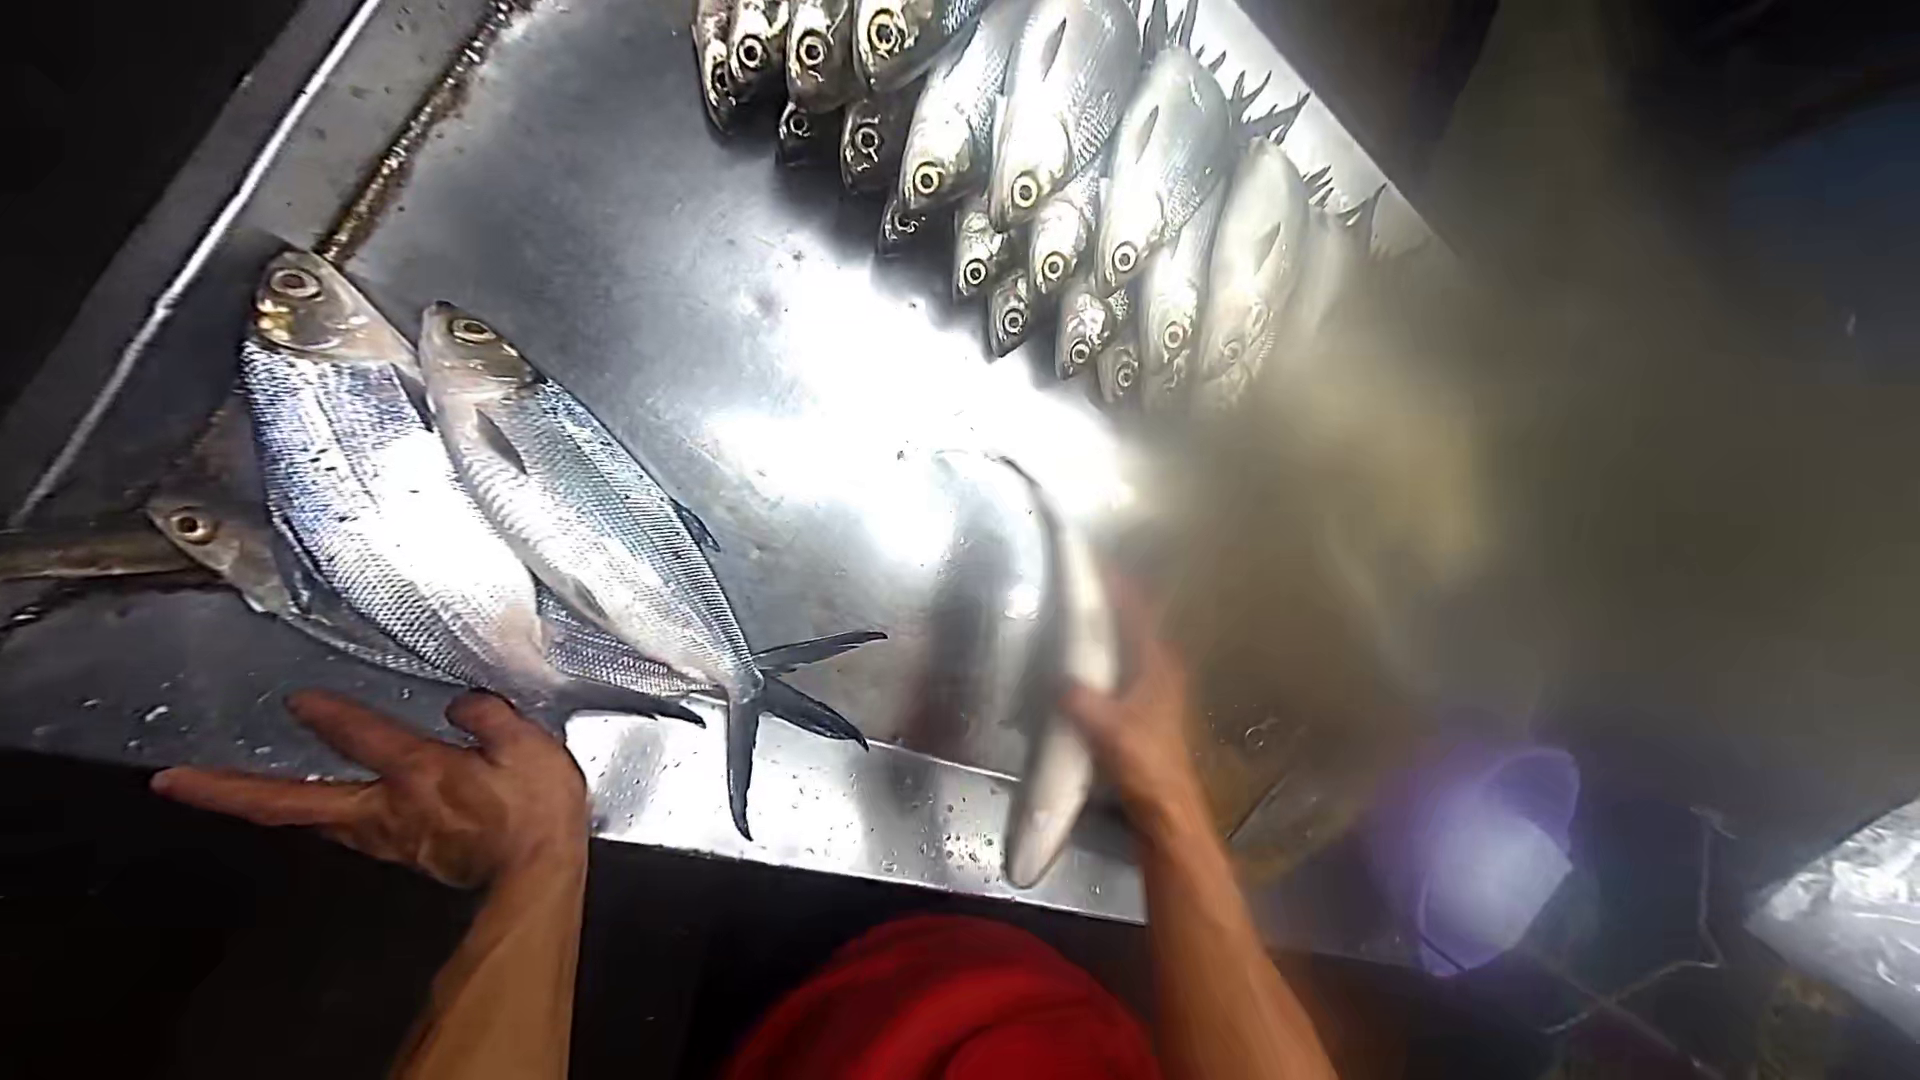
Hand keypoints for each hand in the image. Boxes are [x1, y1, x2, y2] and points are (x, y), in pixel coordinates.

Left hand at [151, 690, 588, 887]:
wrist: (536, 870)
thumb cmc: (536, 808)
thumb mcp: (529, 747)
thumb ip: (491, 718)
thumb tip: (462, 704)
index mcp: (421, 774)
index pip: (363, 738)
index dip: (330, 716)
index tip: (300, 700)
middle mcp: (389, 807)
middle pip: (294, 801)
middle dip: (231, 790)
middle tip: (173, 781)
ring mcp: (391, 837)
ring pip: (314, 821)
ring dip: (272, 806)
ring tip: (242, 794)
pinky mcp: (406, 854)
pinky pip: (347, 834)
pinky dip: (321, 820)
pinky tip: (330, 816)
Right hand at [1061, 575, 1207, 833]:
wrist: (1165, 810)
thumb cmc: (1146, 765)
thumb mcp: (1110, 731)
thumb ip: (1083, 702)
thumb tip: (1058, 681)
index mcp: (1157, 666)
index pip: (1135, 612)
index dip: (1116, 585)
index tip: (1094, 560)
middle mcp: (1156, 670)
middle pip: (1129, 622)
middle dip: (1104, 599)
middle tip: (1073, 582)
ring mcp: (1149, 689)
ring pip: (1121, 644)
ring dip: (1099, 627)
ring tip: (1067, 613)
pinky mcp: (1137, 707)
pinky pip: (1112, 666)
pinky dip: (1094, 654)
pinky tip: (1070, 661)